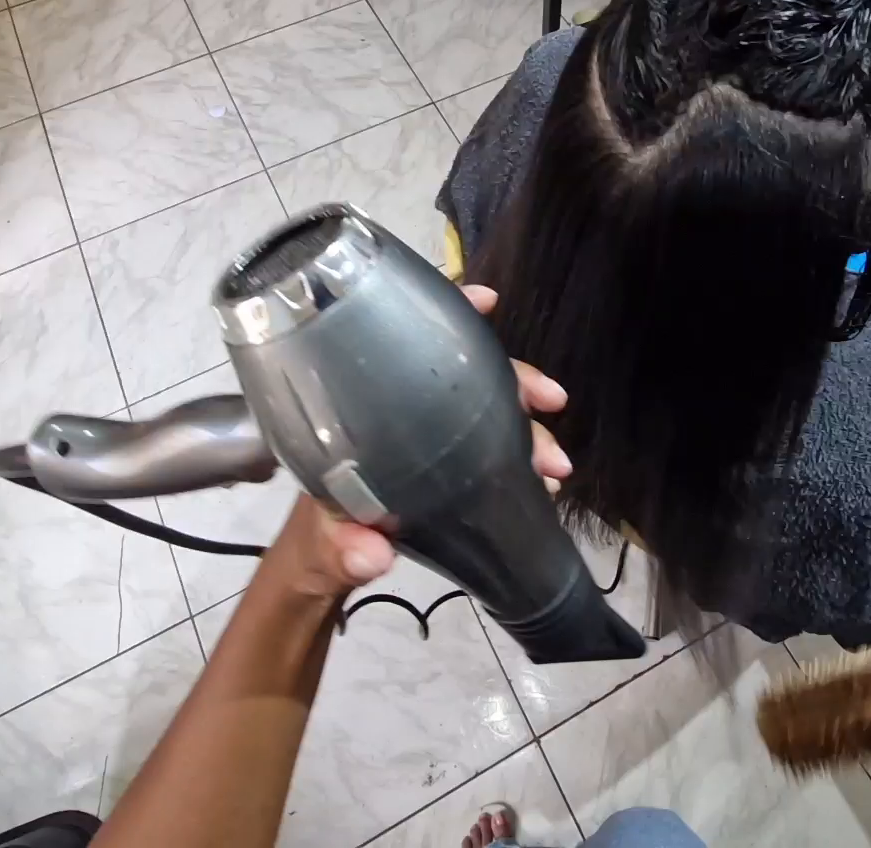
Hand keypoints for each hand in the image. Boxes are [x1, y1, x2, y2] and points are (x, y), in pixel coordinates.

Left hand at [259, 284, 571, 600]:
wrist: (323, 569)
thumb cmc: (313, 544)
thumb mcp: (323, 547)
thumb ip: (343, 548)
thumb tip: (371, 554)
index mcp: (362, 413)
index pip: (405, 341)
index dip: (446, 312)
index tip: (485, 300)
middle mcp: (401, 413)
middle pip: (466, 374)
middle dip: (516, 381)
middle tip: (552, 401)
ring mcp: (428, 437)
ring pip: (489, 409)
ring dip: (529, 428)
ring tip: (557, 465)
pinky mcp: (446, 465)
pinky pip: (492, 445)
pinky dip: (523, 453)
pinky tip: (546, 475)